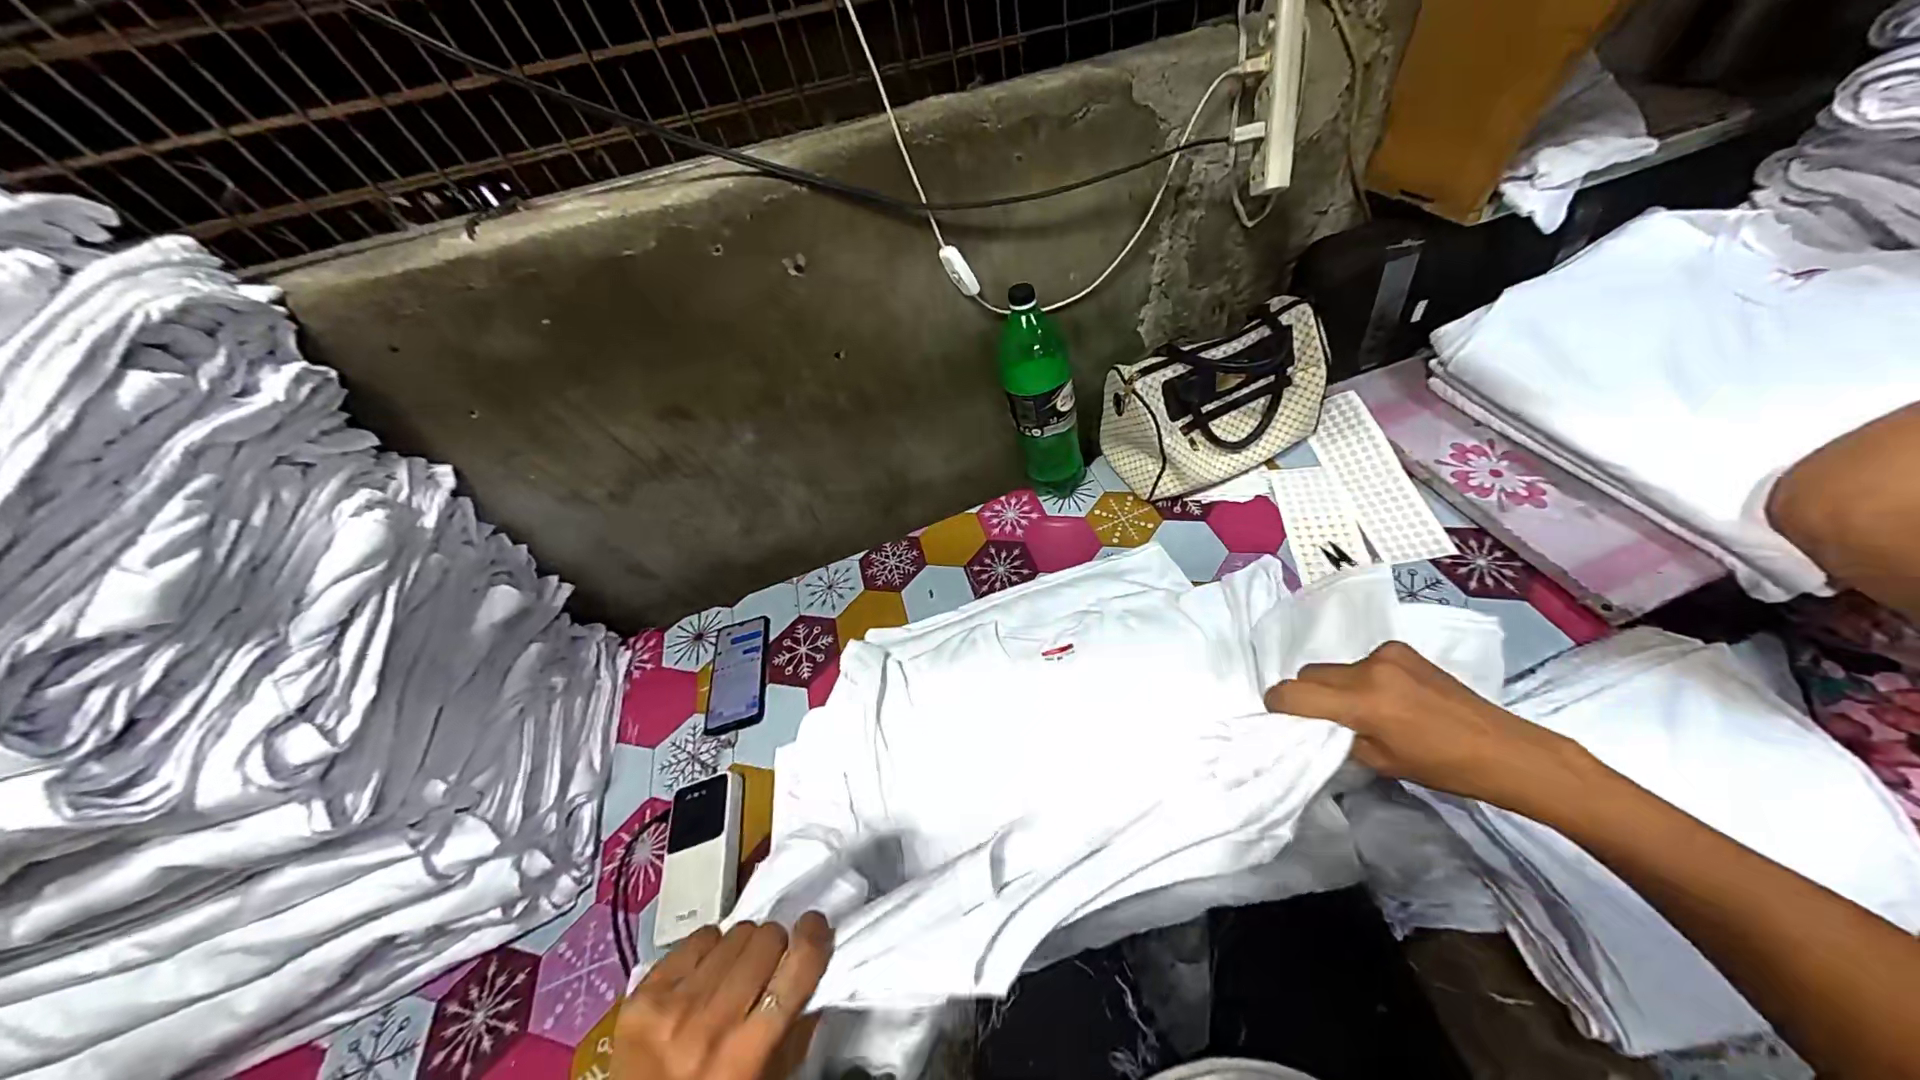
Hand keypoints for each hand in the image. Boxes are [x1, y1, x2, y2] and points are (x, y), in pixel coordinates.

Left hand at [614, 914, 832, 1079]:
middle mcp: (713, 1024)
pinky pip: (696, 939)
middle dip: (774, 946)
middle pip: (766, 940)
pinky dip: (707, 950)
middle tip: (767, 964)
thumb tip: (816, 967)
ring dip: (741, 947)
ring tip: (732, 972)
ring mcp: (674, 1006)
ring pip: (734, 933)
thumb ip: (796, 1030)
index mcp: (749, 1054)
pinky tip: (702, 974)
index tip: (814, 926)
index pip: (797, 971)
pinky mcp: (643, 995)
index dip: (813, 938)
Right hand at [1263, 640, 1596, 813]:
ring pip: (1334, 667)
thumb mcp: (1379, 761)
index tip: (1278, 718)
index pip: (1293, 692)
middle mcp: (1369, 668)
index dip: (1277, 705)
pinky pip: (1361, 661)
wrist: (1507, 750)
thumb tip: (1314, 723)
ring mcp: (1387, 654)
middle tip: (1322, 720)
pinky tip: (1387, 697)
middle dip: (1307, 695)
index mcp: (1363, 702)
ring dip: (1334, 686)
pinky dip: (1360, 678)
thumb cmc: (1443, 768)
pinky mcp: (1402, 650)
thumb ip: (1338, 735)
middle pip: (1310, 674)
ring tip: (1361, 710)